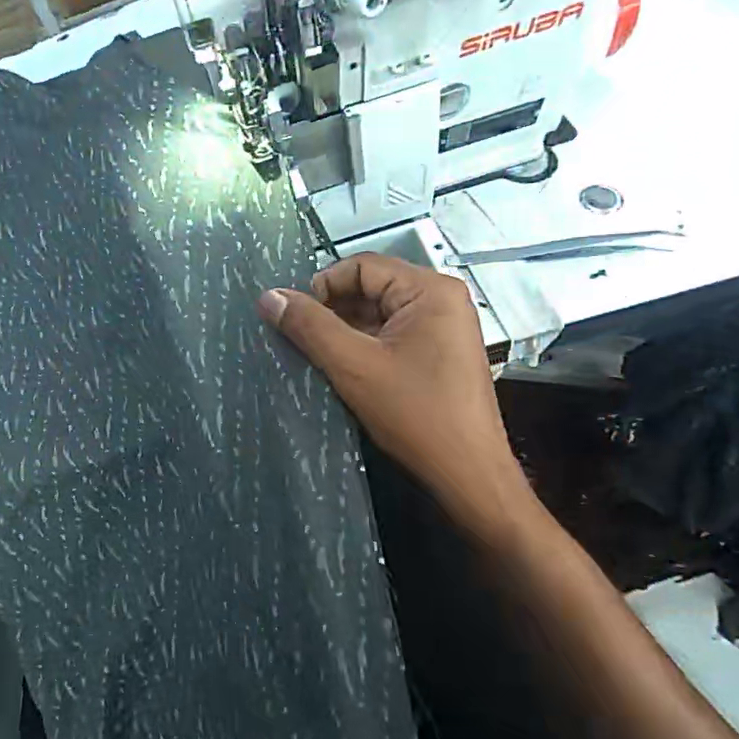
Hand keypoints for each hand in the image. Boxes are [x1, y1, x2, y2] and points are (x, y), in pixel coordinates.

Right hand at [259, 254, 533, 532]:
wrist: (468, 472)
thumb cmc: (416, 415)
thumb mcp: (354, 366)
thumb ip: (310, 327)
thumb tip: (269, 296)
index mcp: (431, 290)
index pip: (363, 266)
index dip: (323, 286)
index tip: (296, 318)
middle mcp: (444, 299)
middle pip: (374, 288)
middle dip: (336, 311)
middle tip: (303, 340)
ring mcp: (448, 328)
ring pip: (384, 314)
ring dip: (350, 332)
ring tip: (321, 358)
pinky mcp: (444, 354)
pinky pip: (398, 336)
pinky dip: (370, 347)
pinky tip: (348, 370)